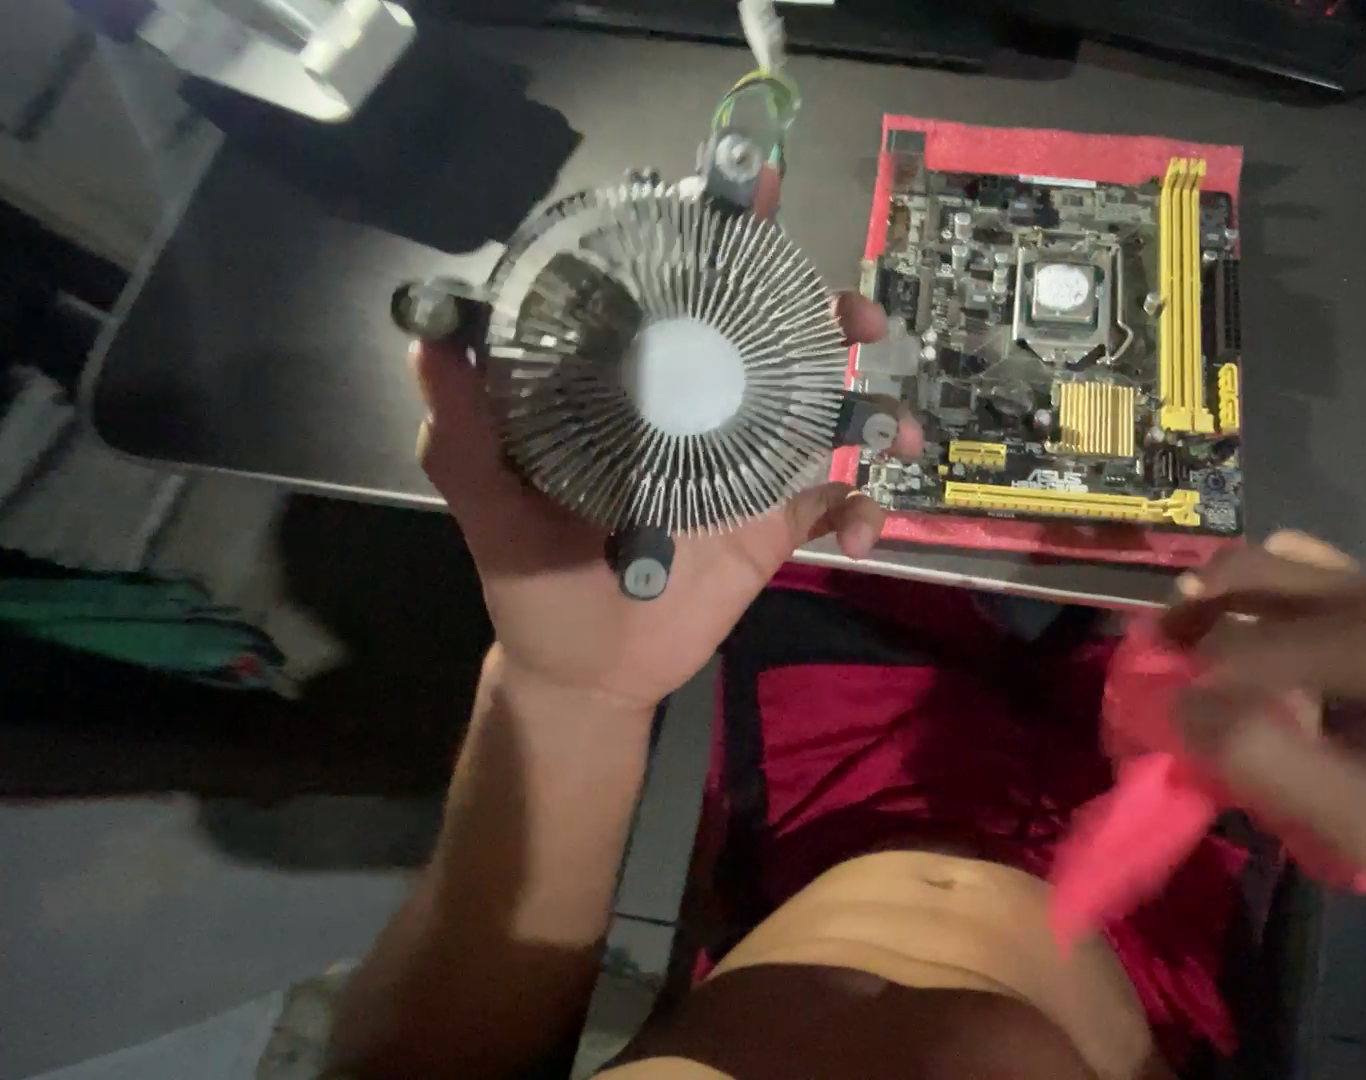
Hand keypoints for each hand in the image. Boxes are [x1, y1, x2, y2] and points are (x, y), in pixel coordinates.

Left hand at [412, 172, 920, 708]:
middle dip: (831, 322)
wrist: (589, 669)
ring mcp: (749, 473)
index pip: (689, 304)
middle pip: (781, 350)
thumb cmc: (535, 581)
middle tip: (858, 322)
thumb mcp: (488, 502)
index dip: (729, 249)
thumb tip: (432, 333)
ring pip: (829, 422)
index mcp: (646, 394)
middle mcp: (706, 417)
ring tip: (898, 434)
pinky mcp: (778, 529)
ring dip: (877, 415)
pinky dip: (863, 514)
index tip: (763, 203)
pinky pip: (838, 508)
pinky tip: (862, 536)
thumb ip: (466, 428)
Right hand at [1162, 535, 1365, 993]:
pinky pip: (1336, 595)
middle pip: (1262, 575)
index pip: (1244, 645)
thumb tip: (1176, 706)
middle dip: (1198, 611)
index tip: (1155, 724)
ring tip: (1195, 652)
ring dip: (1237, 606)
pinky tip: (1270, 644)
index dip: (1188, 684)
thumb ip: (1262, 759)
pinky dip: (1283, 610)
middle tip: (1153, 658)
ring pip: (1297, 578)